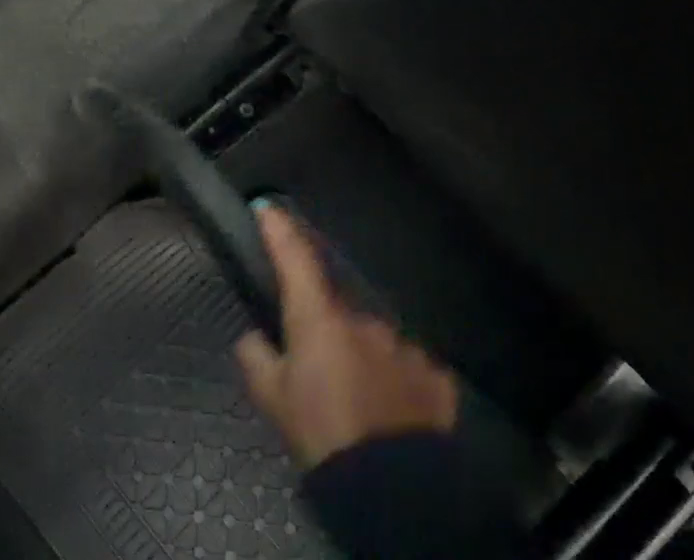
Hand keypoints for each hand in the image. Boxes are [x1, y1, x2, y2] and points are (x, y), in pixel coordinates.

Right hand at [234, 203, 459, 468]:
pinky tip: (389, 408)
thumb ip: (256, 356)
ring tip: (356, 395)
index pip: (296, 261)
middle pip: (337, 311)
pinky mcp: (437, 379)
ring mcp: (406, 349)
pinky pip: (407, 367)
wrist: (391, 486)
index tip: (269, 208)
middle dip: (326, 329)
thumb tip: (257, 338)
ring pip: (374, 340)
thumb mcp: (269, 395)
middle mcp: (365, 322)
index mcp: (319, 320)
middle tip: (315, 365)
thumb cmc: (319, 430)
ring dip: (362, 356)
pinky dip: (394, 379)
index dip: (281, 231)